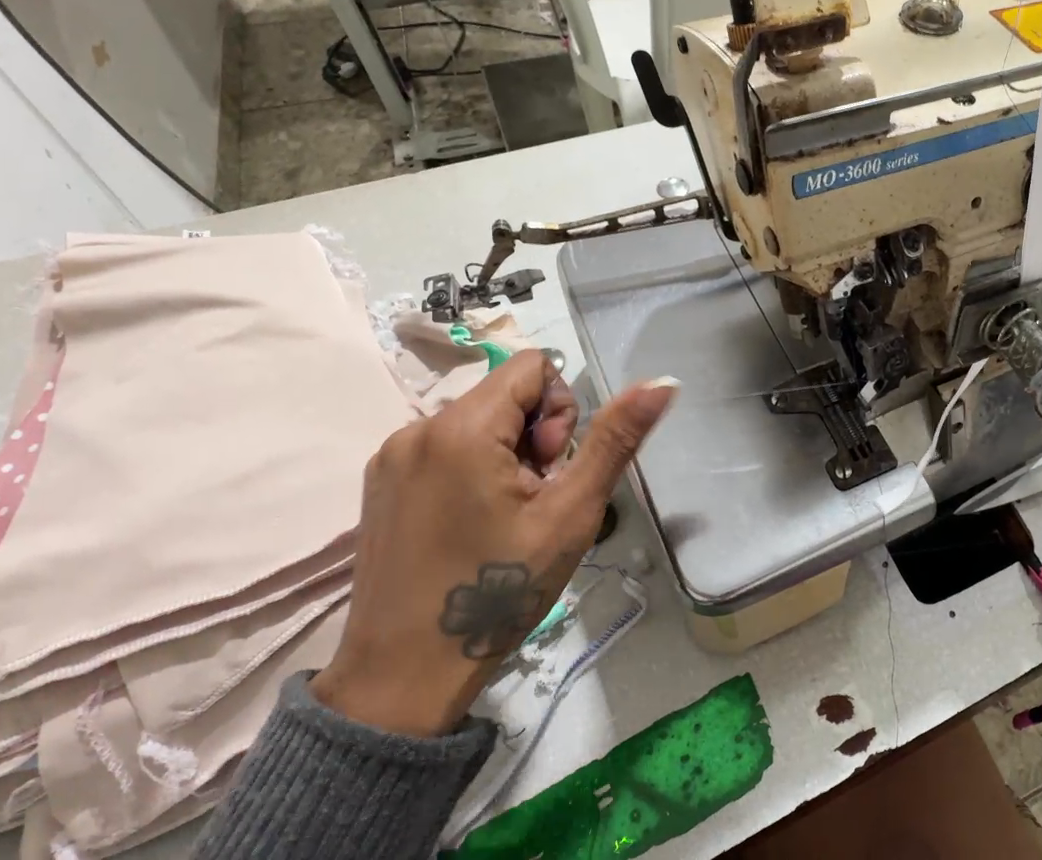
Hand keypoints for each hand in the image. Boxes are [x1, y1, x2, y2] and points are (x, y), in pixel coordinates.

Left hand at [311, 350, 677, 735]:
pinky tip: (475, 528)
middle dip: (536, 439)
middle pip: (506, 396)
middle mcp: (416, 428)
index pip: (535, 367)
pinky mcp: (379, 486)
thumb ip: (615, 439)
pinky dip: (473, 473)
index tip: (553, 472)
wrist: (404, 675)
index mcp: (461, 427)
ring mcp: (391, 457)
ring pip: (478, 424)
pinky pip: (445, 450)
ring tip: (507, 521)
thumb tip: (662, 383)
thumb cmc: (500, 591)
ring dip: (507, 458)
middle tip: (535, 502)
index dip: (561, 413)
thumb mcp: (571, 512)